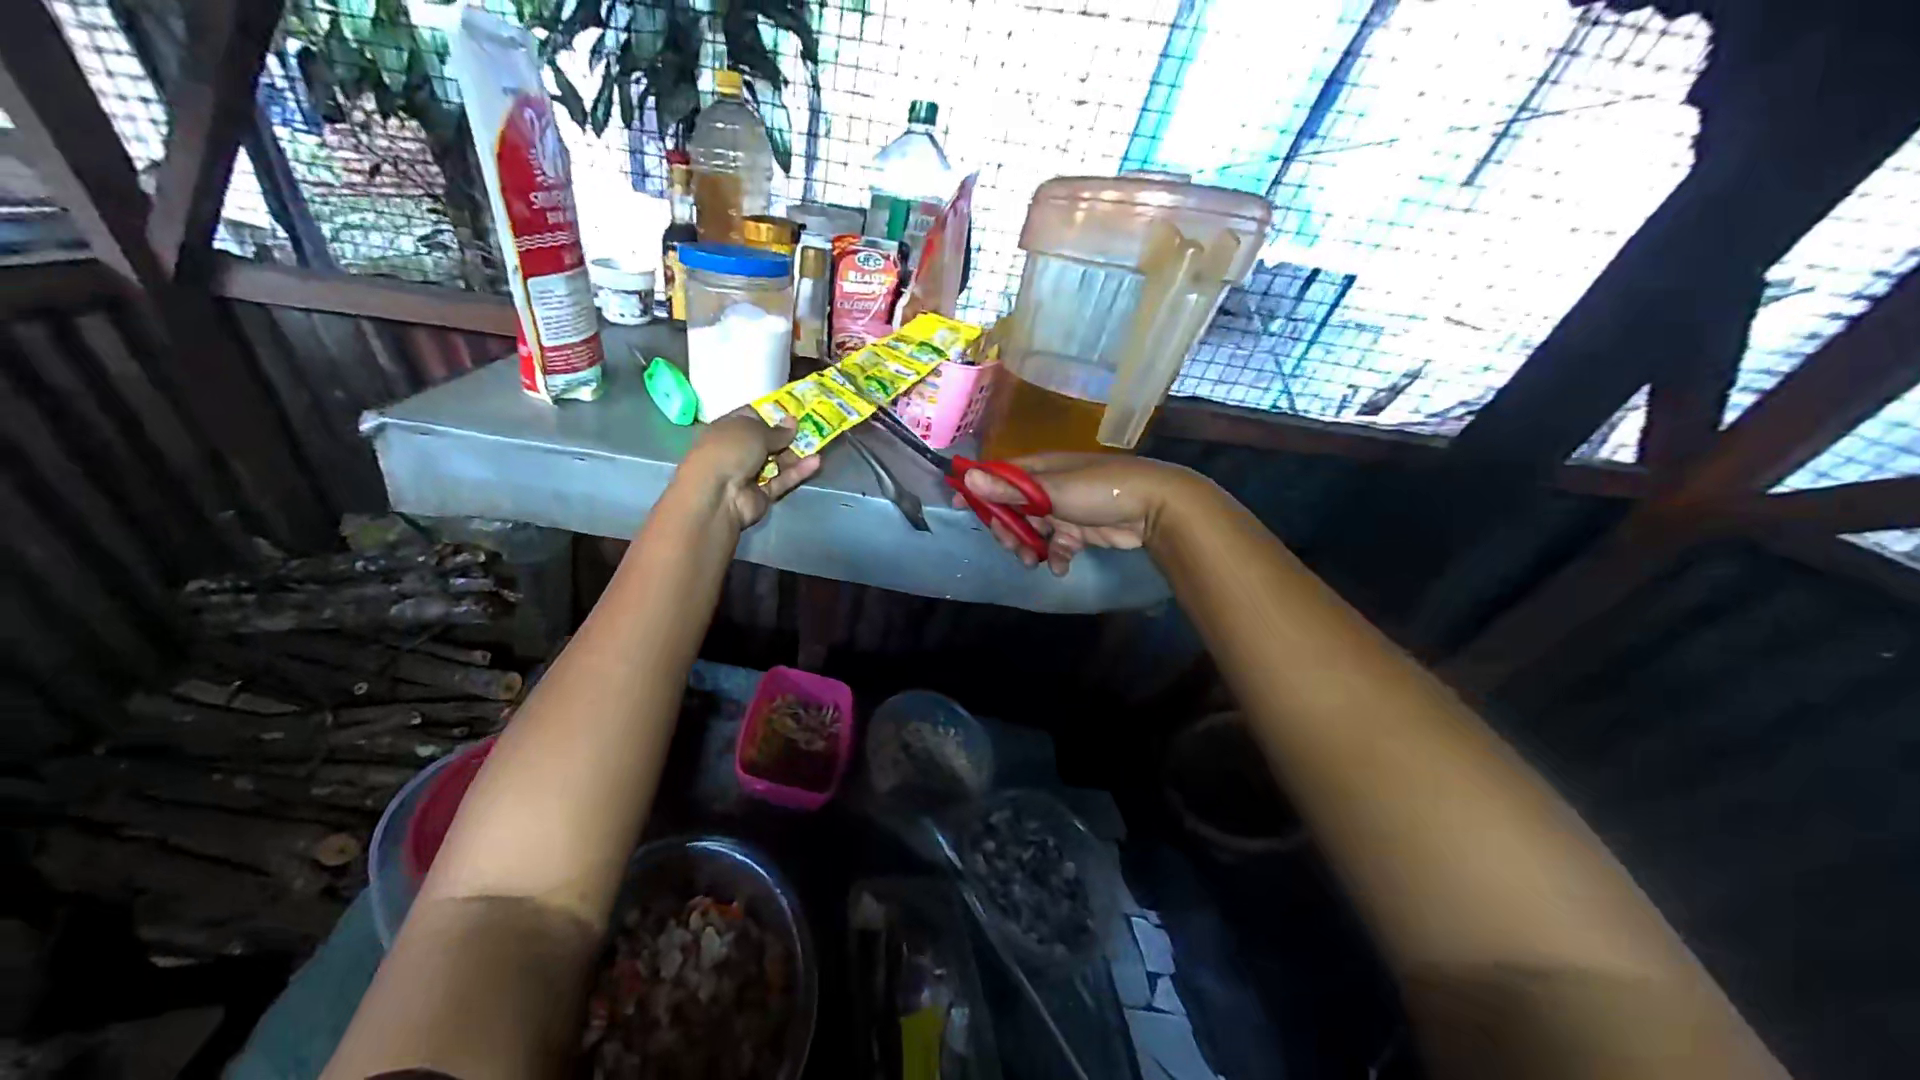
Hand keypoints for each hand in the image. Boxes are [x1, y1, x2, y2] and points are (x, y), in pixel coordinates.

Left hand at [679, 407, 822, 528]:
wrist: (717, 494)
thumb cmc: (729, 450)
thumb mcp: (753, 430)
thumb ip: (776, 430)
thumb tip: (792, 423)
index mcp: (727, 429)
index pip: (749, 417)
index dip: (770, 413)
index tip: (793, 411)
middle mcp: (737, 450)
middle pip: (767, 441)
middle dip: (787, 435)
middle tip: (812, 427)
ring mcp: (749, 474)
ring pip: (777, 462)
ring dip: (796, 454)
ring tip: (819, 443)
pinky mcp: (762, 494)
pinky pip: (782, 480)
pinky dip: (797, 472)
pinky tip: (816, 462)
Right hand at [956, 453, 1196, 574]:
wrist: (1153, 506)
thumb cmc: (1099, 490)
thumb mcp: (1051, 491)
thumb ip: (1010, 489)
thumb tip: (967, 477)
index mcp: (1040, 470)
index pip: (999, 476)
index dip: (979, 490)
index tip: (960, 507)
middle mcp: (1048, 488)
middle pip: (1012, 508)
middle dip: (1007, 528)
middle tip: (1011, 544)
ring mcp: (1064, 509)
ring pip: (1032, 530)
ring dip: (1028, 546)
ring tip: (1032, 561)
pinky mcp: (1079, 530)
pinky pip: (1056, 545)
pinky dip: (1055, 556)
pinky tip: (1060, 566)